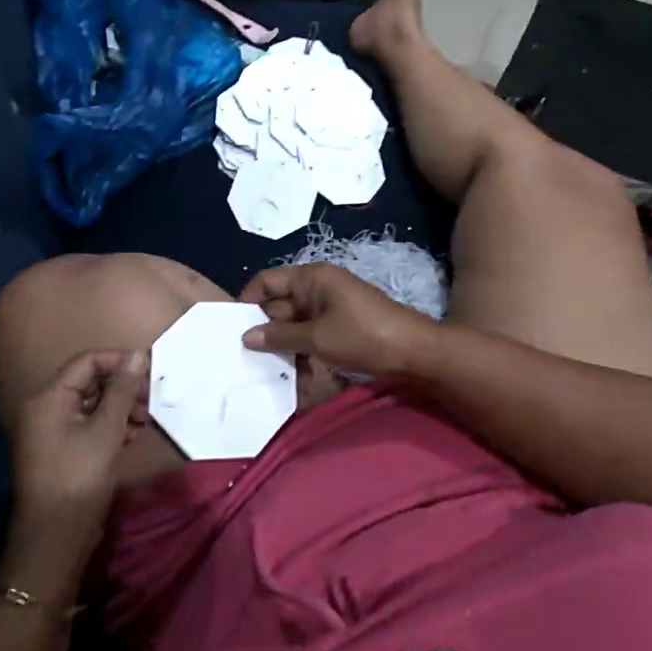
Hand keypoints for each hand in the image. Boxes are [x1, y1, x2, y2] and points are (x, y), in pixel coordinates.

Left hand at [5, 350, 149, 591]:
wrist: (55, 538)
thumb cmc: (79, 478)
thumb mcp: (106, 431)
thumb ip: (123, 391)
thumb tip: (139, 355)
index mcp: (49, 398)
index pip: (86, 362)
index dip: (119, 361)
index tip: (150, 370)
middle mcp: (45, 408)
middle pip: (88, 381)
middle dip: (122, 386)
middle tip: (151, 398)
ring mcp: (51, 430)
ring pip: (90, 404)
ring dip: (119, 406)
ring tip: (146, 419)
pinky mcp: (61, 449)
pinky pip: (87, 424)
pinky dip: (110, 424)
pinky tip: (132, 434)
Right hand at [238, 263, 434, 378]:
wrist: (416, 352)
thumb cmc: (364, 336)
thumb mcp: (317, 338)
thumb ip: (279, 336)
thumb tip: (246, 336)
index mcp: (312, 278)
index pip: (267, 280)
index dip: (248, 301)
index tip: (234, 328)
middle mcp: (319, 286)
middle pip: (279, 303)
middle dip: (266, 328)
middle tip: (248, 355)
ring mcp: (331, 305)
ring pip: (295, 322)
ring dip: (284, 343)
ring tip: (270, 368)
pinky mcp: (341, 324)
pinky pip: (311, 332)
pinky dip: (303, 349)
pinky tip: (296, 372)